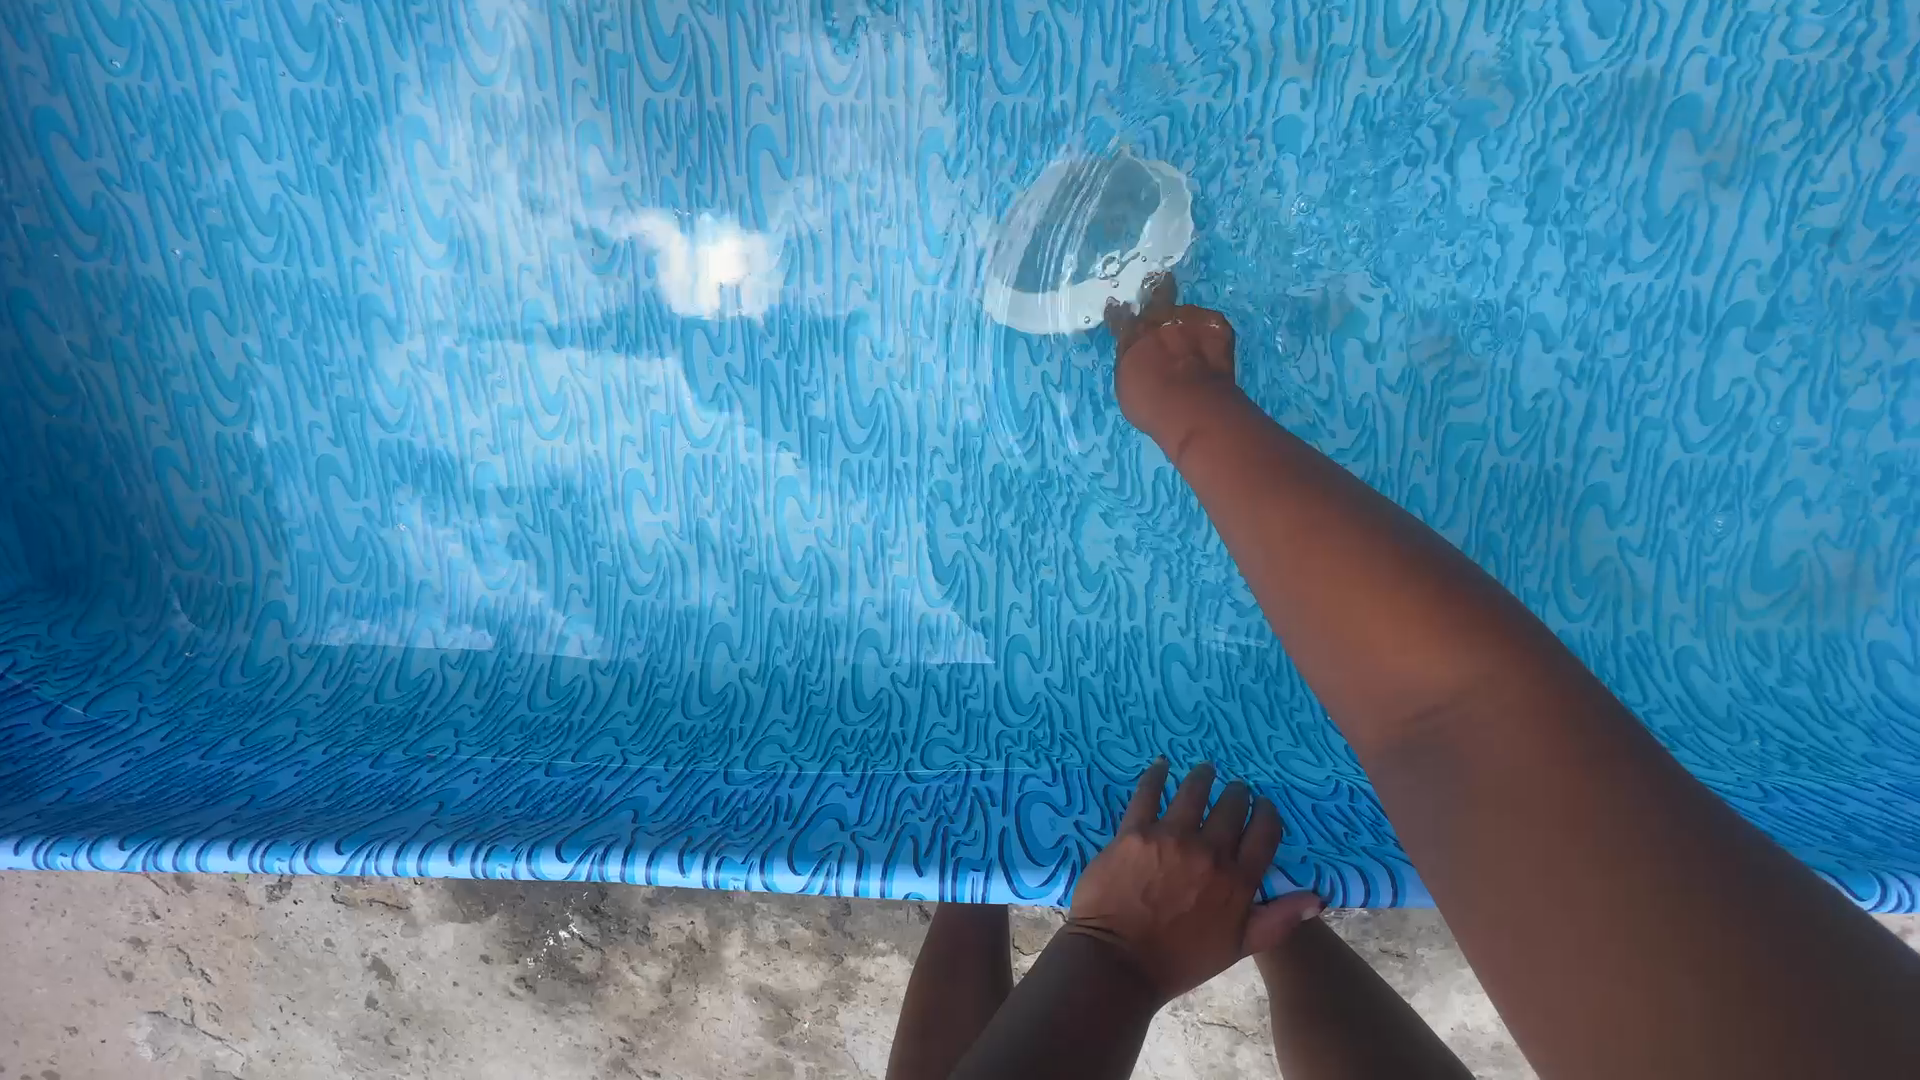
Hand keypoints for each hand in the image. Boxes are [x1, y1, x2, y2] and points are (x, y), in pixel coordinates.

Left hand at [1065, 759, 1324, 1002]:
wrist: (1120, 961)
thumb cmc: (1180, 959)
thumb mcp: (1237, 947)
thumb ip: (1277, 920)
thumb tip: (1316, 897)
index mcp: (1238, 881)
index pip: (1264, 834)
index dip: (1266, 814)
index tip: (1263, 804)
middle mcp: (1209, 852)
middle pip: (1231, 807)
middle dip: (1236, 794)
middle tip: (1234, 787)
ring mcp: (1170, 837)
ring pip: (1194, 792)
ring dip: (1203, 777)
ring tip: (1205, 769)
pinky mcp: (1135, 831)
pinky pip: (1148, 792)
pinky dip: (1157, 775)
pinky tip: (1162, 764)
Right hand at [1104, 273, 1241, 455]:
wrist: (1192, 405)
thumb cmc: (1151, 405)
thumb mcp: (1127, 385)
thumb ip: (1131, 363)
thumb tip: (1138, 357)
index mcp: (1132, 336)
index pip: (1120, 316)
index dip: (1119, 312)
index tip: (1119, 307)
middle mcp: (1158, 320)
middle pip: (1157, 296)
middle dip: (1158, 292)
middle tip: (1161, 291)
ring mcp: (1190, 318)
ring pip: (1186, 313)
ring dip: (1187, 322)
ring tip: (1193, 339)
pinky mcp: (1216, 325)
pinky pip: (1210, 325)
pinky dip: (1209, 335)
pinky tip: (1211, 350)